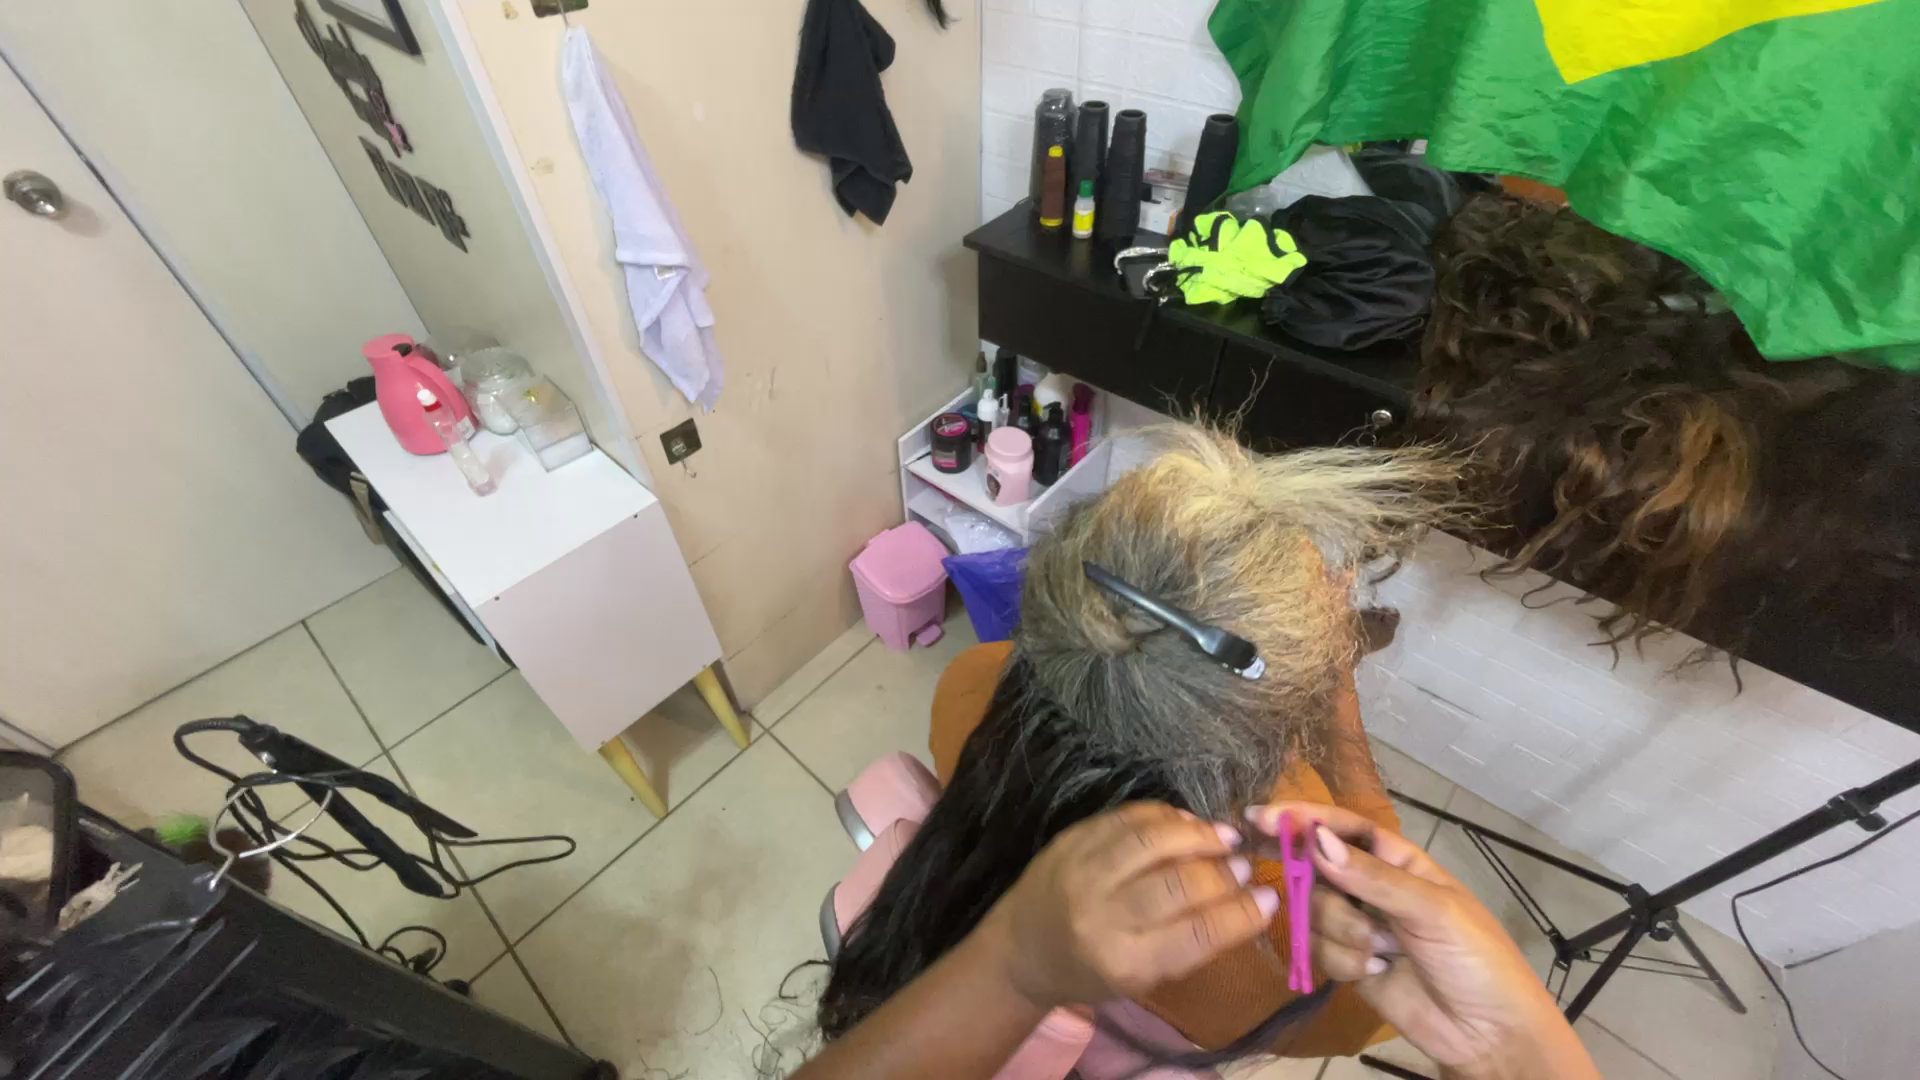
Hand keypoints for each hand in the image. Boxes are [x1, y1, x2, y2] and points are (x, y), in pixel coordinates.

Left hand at [978, 802, 1281, 1009]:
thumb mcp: (1140, 976)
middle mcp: (1100, 913)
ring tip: (1225, 834)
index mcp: (1123, 962)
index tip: (1270, 897)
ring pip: (1148, 840)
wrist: (1021, 948)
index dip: (1239, 914)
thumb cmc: (1088, 972)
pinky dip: (1160, 815)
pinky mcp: (1071, 838)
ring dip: (1194, 834)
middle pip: (1175, 883)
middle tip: (1247, 861)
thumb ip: (1186, 941)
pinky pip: (1123, 818)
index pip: (1194, 934)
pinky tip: (1185, 820)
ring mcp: (1082, 869)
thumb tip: (1242, 899)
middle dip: (1221, 870)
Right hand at [1247, 804, 1598, 1079]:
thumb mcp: (1434, 911)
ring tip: (1382, 952)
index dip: (1299, 817)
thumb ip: (1373, 877)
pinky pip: (1317, 946)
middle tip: (1255, 855)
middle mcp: (1366, 883)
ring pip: (1312, 907)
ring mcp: (1354, 921)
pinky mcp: (1345, 958)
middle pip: (1312, 862)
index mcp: (1393, 857)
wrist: (1493, 1041)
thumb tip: (1317, 842)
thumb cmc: (1477, 961)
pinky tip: (1376, 973)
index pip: (1337, 825)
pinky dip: (1342, 960)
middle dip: (1300, 871)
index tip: (1261, 817)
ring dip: (1341, 930)